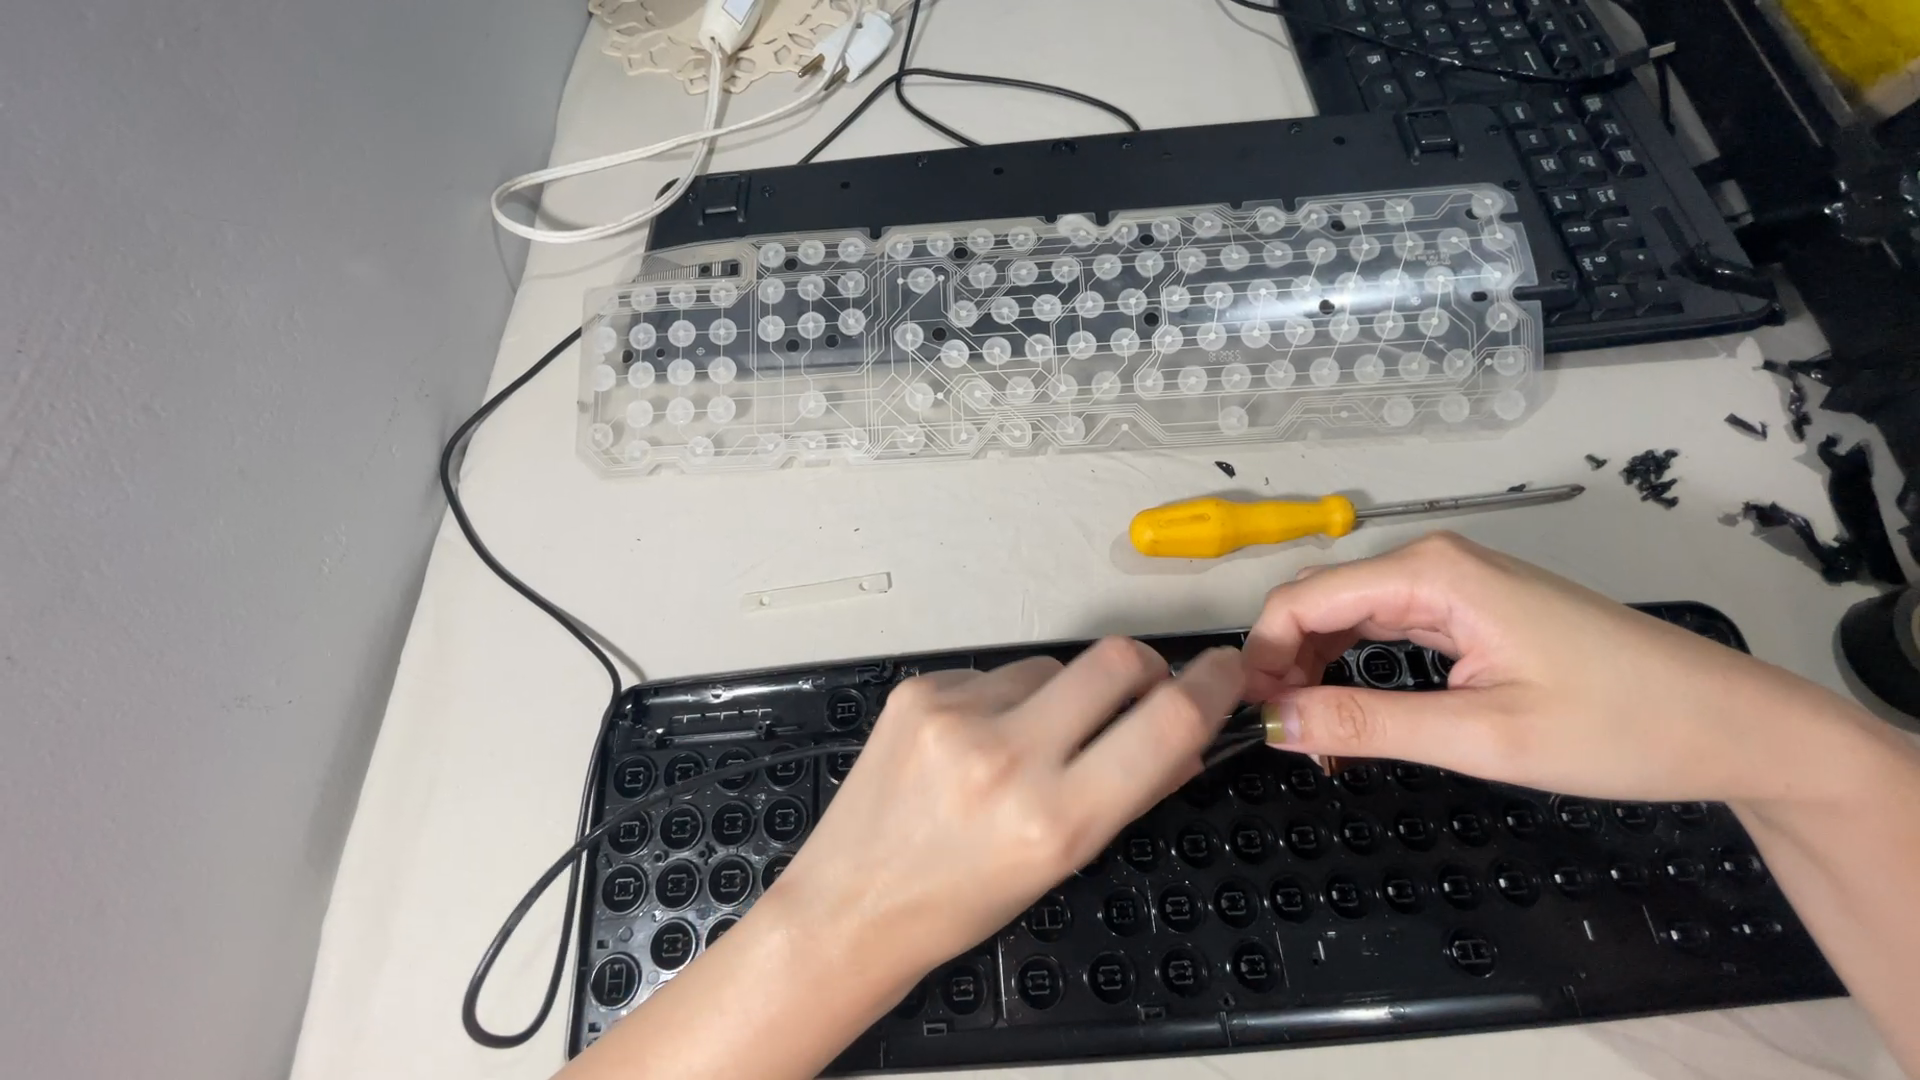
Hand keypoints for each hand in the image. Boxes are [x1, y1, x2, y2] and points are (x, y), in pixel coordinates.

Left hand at [772, 640, 1244, 980]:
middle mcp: (1006, 756)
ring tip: (1027, 739)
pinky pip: (993, 672)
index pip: (1166, 725)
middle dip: (1142, 668)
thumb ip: (1131, 792)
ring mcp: (955, 714)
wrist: (851, 903)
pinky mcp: (920, 690)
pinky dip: (1002, 697)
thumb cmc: (958, 901)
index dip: (1212, 687)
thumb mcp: (1061, 862)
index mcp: (1054, 819)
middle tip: (1138, 688)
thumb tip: (1187, 738)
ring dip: (1060, 692)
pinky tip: (974, 738)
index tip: (1224, 670)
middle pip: (1115, 660)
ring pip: (1050, 664)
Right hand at [1246, 531, 1883, 806]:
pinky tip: (1348, 708)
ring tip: (1315, 732)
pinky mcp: (1466, 609)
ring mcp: (1450, 585)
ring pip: (1344, 616)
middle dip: (1285, 665)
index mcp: (1429, 575)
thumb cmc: (1621, 727)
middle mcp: (1431, 565)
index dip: (1263, 657)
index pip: (1301, 600)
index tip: (1253, 717)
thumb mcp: (1483, 736)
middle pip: (1317, 603)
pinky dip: (1351, 668)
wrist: (1741, 728)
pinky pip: (1381, 629)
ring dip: (1315, 670)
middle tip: (1284, 735)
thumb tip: (1274, 723)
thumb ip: (1367, 724)